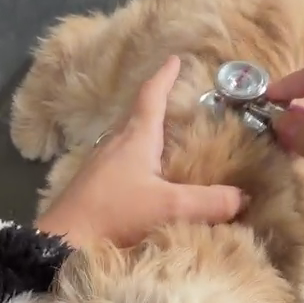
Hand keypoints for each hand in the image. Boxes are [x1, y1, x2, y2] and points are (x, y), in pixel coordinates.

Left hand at [35, 56, 247, 247]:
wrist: (61, 242)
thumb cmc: (114, 214)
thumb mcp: (168, 207)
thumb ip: (208, 202)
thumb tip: (242, 197)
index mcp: (134, 138)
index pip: (150, 96)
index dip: (164, 77)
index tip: (174, 60)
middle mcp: (115, 145)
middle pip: (138, 117)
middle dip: (158, 107)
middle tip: (178, 103)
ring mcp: (100, 167)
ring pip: (128, 143)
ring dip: (147, 137)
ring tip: (168, 141)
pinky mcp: (92, 189)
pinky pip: (121, 165)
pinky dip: (138, 163)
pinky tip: (145, 180)